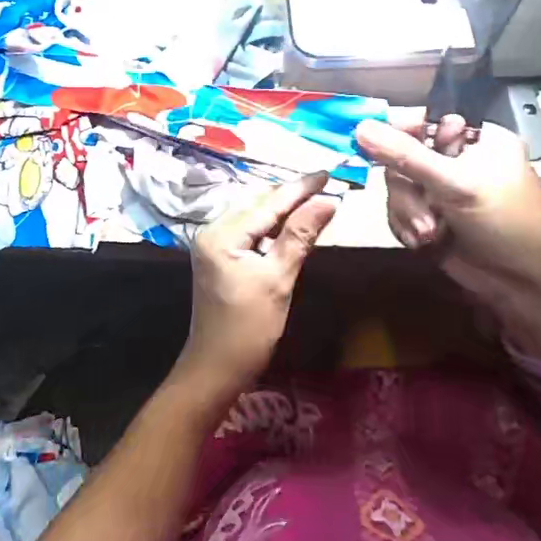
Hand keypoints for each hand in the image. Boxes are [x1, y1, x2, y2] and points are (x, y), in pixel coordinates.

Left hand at [177, 173, 337, 401]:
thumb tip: (328, 200)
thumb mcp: (278, 279)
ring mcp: (213, 245)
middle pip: (257, 204)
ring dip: (283, 209)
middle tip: (326, 183)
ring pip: (253, 217)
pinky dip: (271, 227)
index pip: (267, 204)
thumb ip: (300, 236)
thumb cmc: (248, 328)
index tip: (328, 172)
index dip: (300, 188)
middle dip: (291, 195)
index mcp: (221, 235)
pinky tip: (292, 224)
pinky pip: (249, 232)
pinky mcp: (219, 258)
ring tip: (315, 197)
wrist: (216, 367)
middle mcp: (212, 232)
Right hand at [354, 116, 540, 361]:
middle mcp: (455, 160)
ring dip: (408, 213)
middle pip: (401, 157)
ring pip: (396, 188)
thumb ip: (406, 155)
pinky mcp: (429, 218)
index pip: (424, 121)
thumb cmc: (505, 222)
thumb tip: (360, 127)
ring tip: (431, 234)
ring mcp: (440, 191)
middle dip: (408, 190)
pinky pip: (397, 212)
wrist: (525, 286)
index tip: (376, 146)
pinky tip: (425, 243)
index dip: (398, 133)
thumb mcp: (456, 184)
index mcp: (474, 138)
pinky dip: (406, 228)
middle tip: (424, 212)